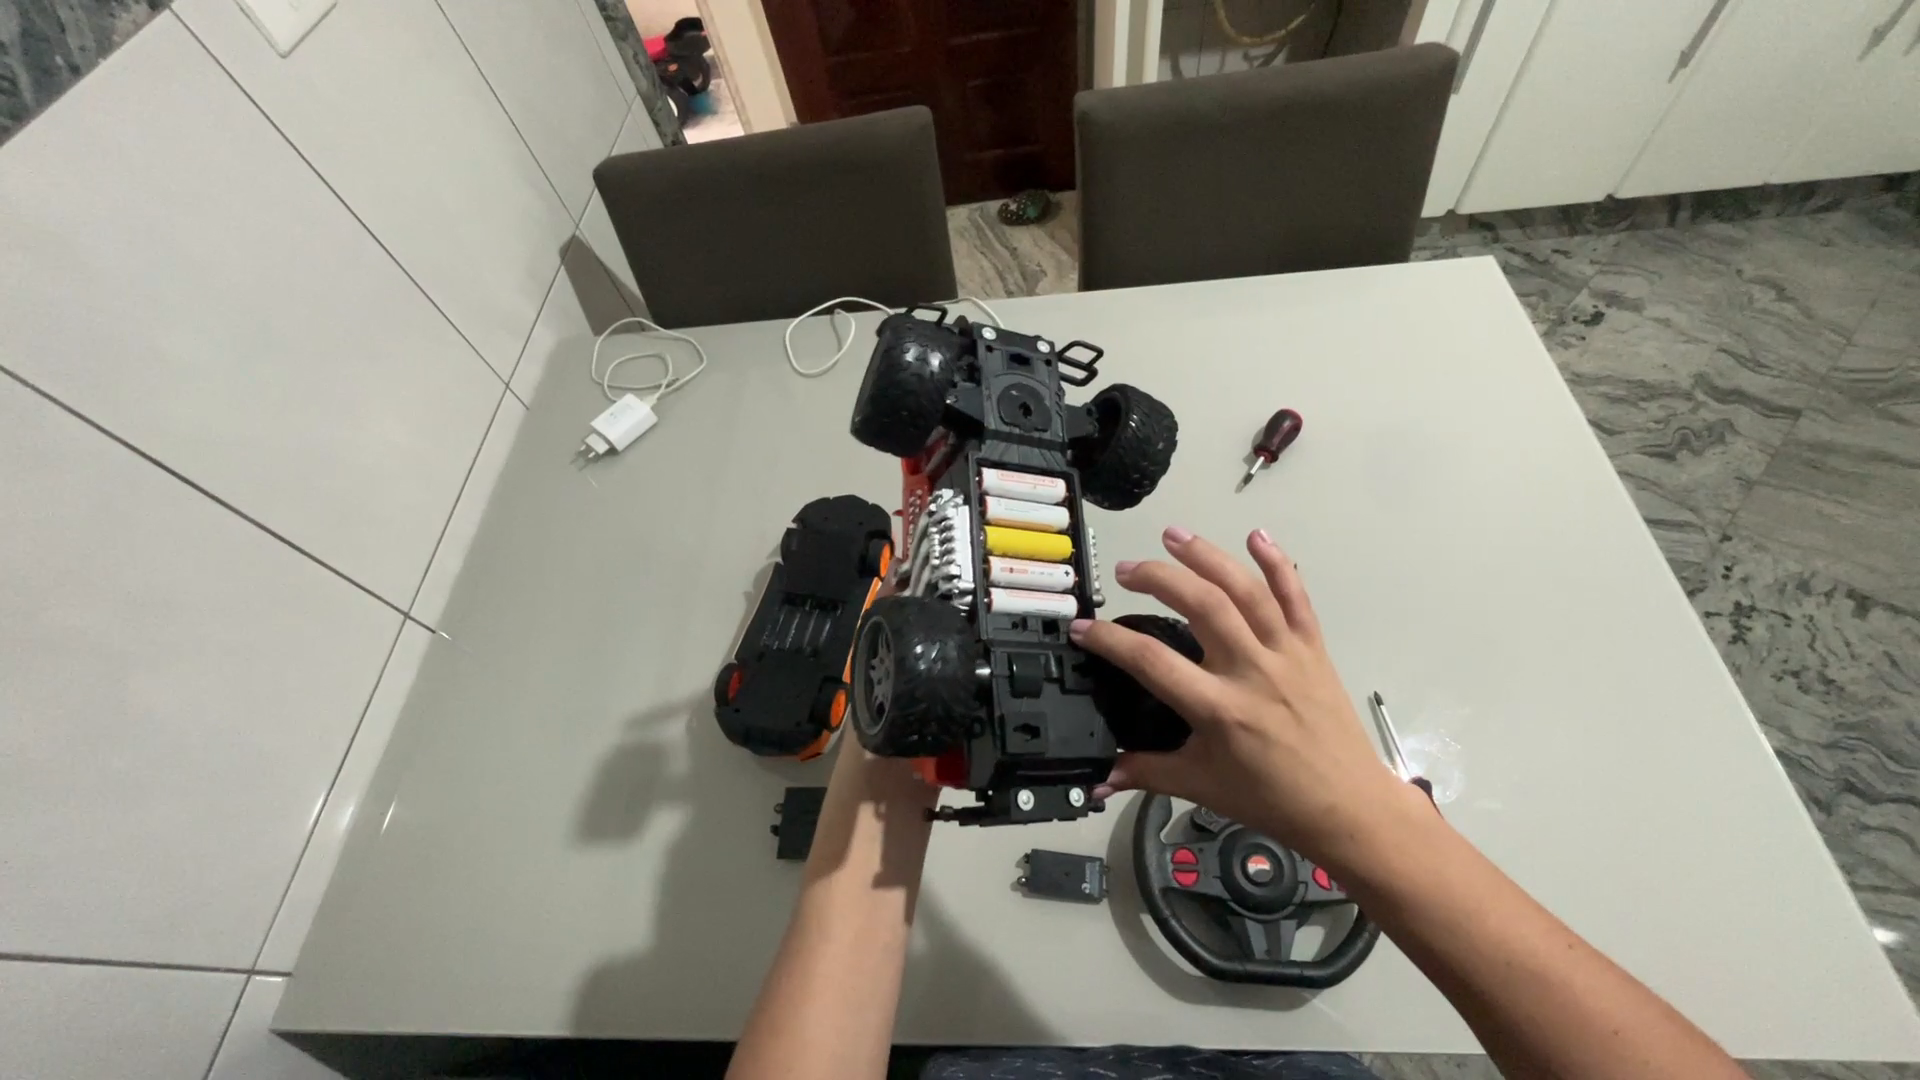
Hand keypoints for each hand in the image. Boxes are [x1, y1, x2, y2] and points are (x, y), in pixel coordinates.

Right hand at [1070, 527, 1427, 876]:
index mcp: (1218, 709)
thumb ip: (1144, 773)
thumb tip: (1098, 779)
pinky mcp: (1313, 648)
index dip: (1109, 640)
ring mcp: (1286, 654)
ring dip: (1207, 556)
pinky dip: (1278, 563)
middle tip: (1127, 570)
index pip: (1152, 661)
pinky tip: (1256, 535)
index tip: (1082, 627)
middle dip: (1159, 579)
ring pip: (1245, 591)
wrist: (1349, 807)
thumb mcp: (1201, 787)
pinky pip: (1296, 598)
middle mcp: (1252, 672)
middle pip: (1202, 606)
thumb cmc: (1271, 799)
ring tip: (1173, 535)